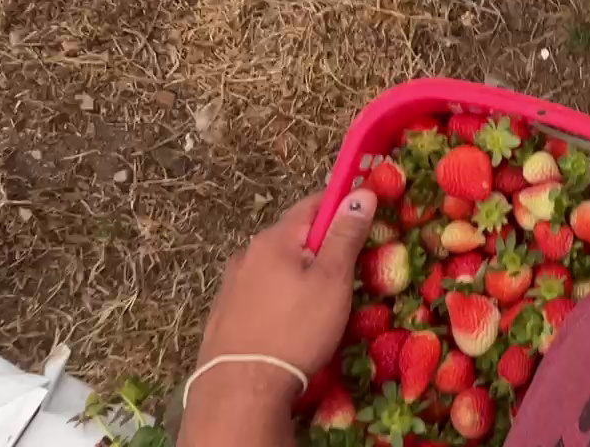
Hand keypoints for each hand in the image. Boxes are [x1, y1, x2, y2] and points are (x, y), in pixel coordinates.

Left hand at [190, 190, 375, 408]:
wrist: (239, 397)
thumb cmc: (296, 329)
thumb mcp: (333, 278)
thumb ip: (347, 232)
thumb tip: (362, 192)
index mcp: (275, 239)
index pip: (315, 202)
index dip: (344, 207)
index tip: (366, 222)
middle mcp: (247, 254)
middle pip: (296, 235)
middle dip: (324, 244)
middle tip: (349, 269)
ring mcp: (231, 286)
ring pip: (278, 265)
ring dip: (302, 272)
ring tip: (322, 301)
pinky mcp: (223, 316)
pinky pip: (262, 291)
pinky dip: (281, 295)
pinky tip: (292, 321)